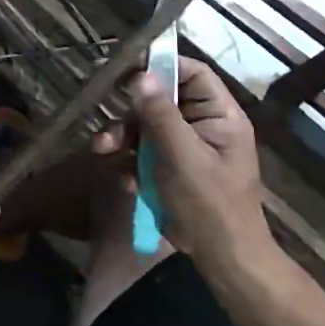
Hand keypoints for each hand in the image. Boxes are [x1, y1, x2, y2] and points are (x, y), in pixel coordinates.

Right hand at [93, 57, 271, 259]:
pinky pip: (143, 153)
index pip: (193, 74)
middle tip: (111, 130)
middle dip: (131, 115)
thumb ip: (160, 114)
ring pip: (146, 128)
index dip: (163, 67)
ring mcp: (185, 149)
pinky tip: (124, 180)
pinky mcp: (169, 169)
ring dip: (122, 139)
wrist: (221, 259)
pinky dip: (129, 163)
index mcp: (219, 116)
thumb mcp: (182, 155)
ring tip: (103, 152)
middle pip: (161, 101)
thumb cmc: (209, 203)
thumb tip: (140, 75)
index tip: (130, 73)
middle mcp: (202, 126)